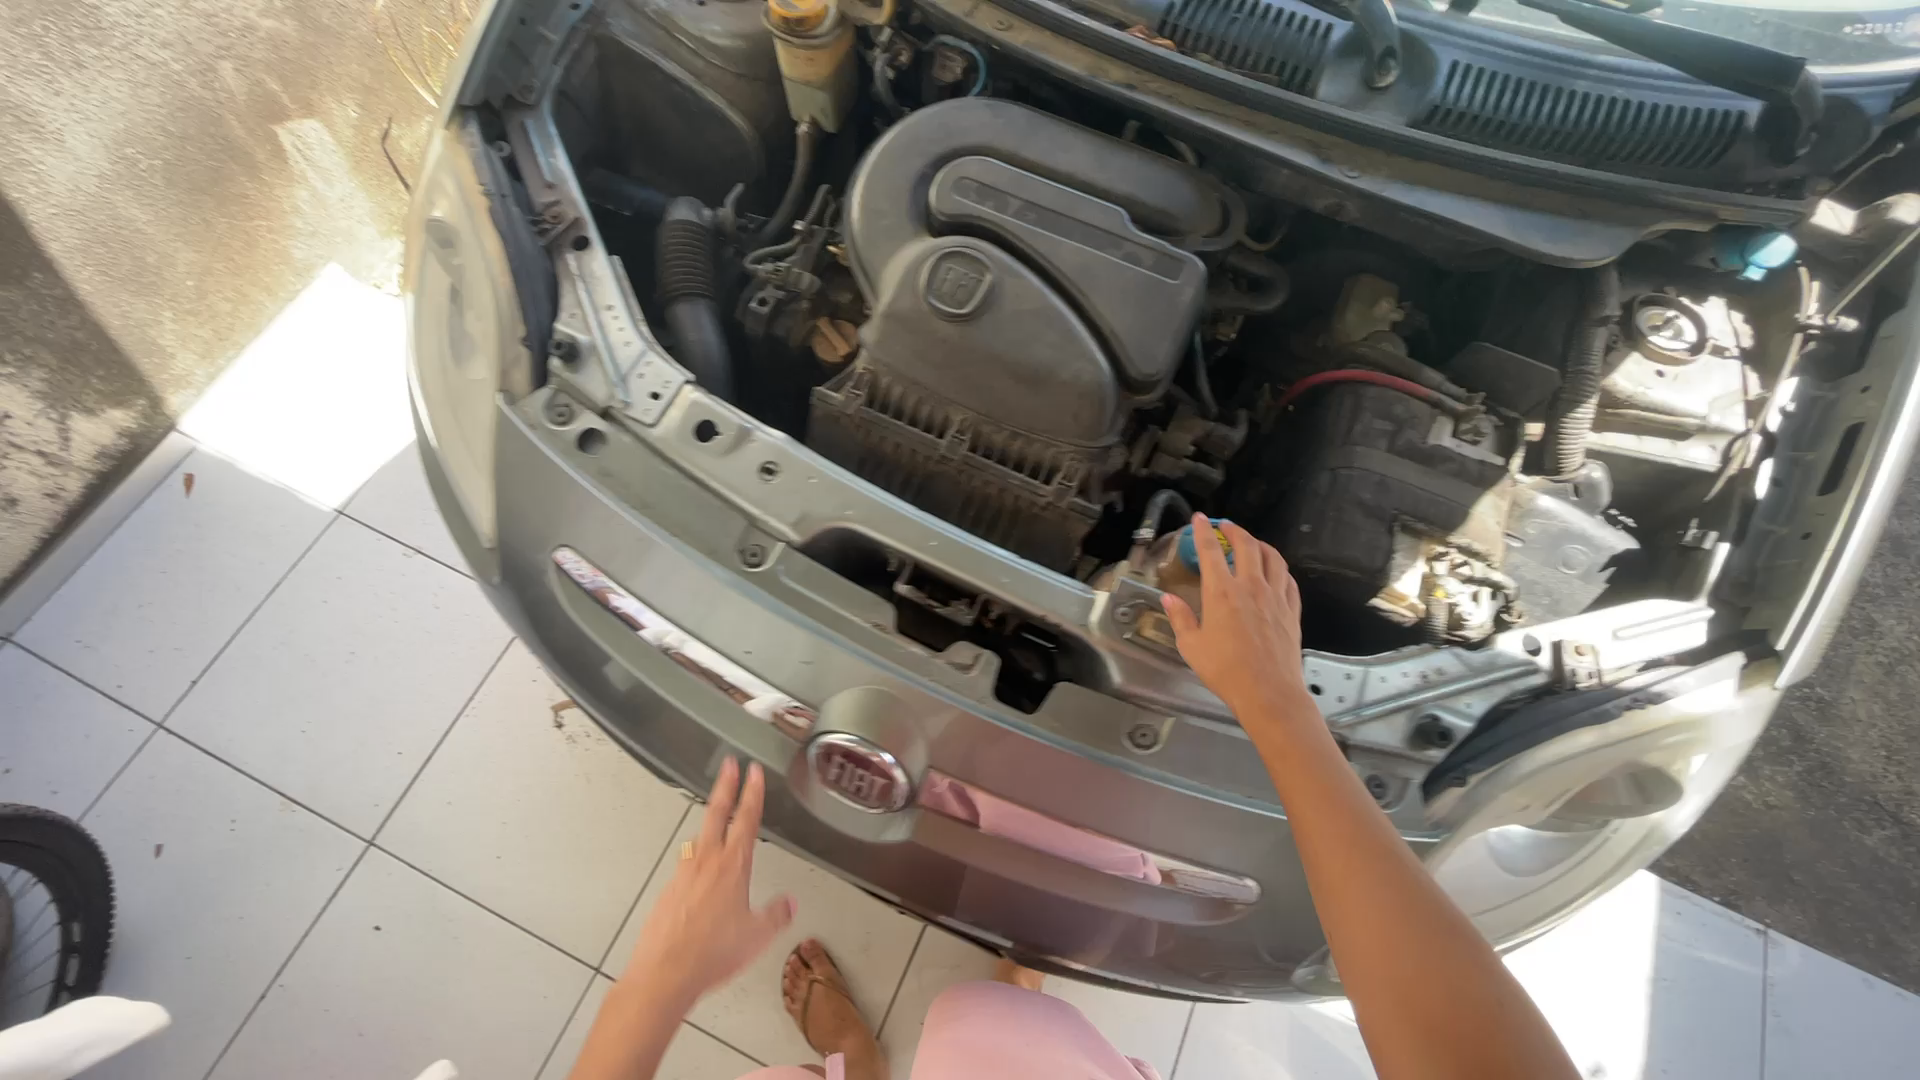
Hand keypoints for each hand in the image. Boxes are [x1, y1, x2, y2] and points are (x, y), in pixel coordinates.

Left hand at [622, 759, 795, 1007]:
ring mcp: (683, 874)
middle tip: (729, 764)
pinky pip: (686, 866)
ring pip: (700, 838)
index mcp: (733, 866)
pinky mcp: (667, 891)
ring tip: (717, 817)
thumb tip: (790, 902)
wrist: (663, 974)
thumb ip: (776, 915)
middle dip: (725, 786)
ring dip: (710, 822)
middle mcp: (706, 862)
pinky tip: (699, 874)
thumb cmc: (714, 953)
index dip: (752, 793)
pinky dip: (696, 859)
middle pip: (717, 814)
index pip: (747, 820)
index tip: (753, 771)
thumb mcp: (757, 936)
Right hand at [1161, 514, 1313, 724]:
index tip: (1199, 518)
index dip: (1202, 531)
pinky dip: (1279, 568)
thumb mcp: (1191, 646)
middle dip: (1234, 529)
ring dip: (1260, 544)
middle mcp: (1250, 587)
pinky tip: (1275, 571)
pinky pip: (1288, 580)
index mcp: (1221, 592)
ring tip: (1252, 543)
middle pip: (1246, 545)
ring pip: (1273, 557)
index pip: (1210, 551)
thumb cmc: (1225, 670)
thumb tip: (1169, 598)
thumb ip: (1180, 618)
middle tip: (1225, 525)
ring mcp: (1275, 597)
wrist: (1268, 693)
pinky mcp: (1292, 610)